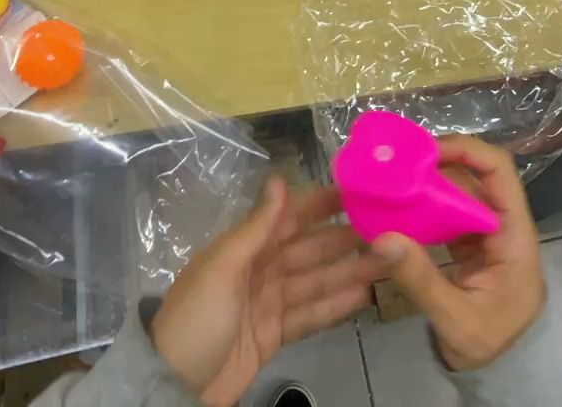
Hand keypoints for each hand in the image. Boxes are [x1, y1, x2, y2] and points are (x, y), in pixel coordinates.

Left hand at [151, 177, 389, 405]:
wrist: (173, 385)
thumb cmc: (195, 317)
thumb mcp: (222, 267)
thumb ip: (256, 226)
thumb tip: (278, 177)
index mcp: (244, 246)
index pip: (289, 218)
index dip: (320, 205)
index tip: (356, 192)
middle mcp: (260, 269)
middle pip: (309, 250)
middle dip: (345, 239)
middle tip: (387, 228)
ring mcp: (268, 303)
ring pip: (316, 281)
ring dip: (350, 271)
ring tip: (388, 260)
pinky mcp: (273, 336)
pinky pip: (310, 315)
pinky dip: (336, 305)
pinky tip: (364, 295)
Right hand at [373, 136, 544, 370]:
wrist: (503, 374)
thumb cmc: (492, 345)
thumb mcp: (456, 319)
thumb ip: (421, 280)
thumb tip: (383, 238)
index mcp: (515, 234)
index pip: (499, 172)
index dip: (467, 151)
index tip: (427, 152)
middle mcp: (502, 224)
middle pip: (473, 175)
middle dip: (435, 163)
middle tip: (395, 164)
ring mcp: (485, 232)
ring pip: (456, 190)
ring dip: (425, 182)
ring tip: (390, 180)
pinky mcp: (468, 243)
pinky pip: (445, 210)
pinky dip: (422, 204)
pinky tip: (395, 207)